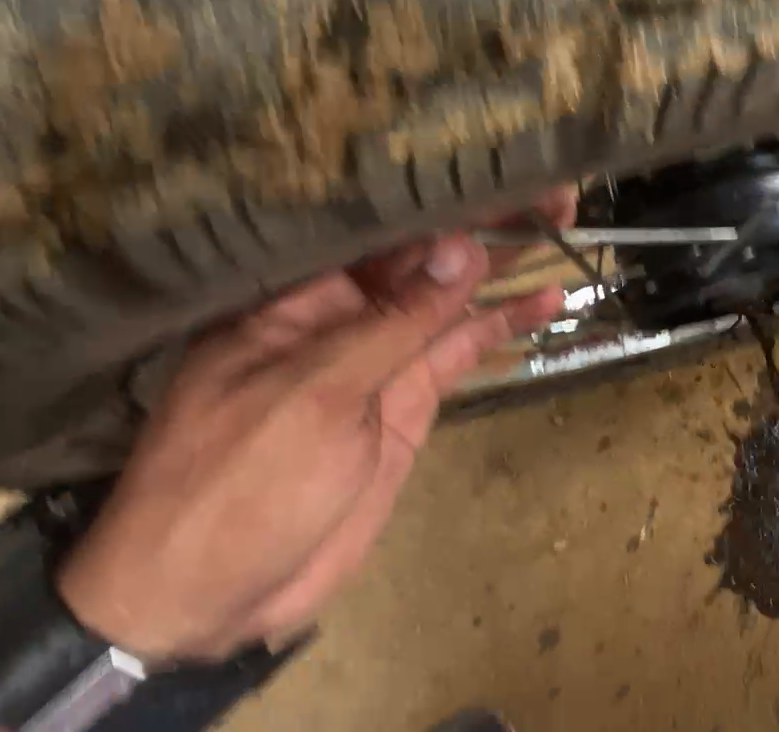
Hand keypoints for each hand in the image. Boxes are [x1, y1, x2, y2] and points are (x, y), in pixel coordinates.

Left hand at [57, 193, 575, 661]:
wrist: (213, 600)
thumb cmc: (238, 486)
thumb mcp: (316, 396)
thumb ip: (396, 322)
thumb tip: (462, 250)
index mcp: (291, 302)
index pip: (376, 235)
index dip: (441, 205)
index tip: (503, 179)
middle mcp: (338, 318)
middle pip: (422, 262)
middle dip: (485, 227)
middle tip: (554, 198)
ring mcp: (378, 359)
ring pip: (451, 302)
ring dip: (504, 270)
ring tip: (565, 231)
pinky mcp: (409, 398)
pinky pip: (461, 351)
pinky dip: (502, 327)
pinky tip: (546, 303)